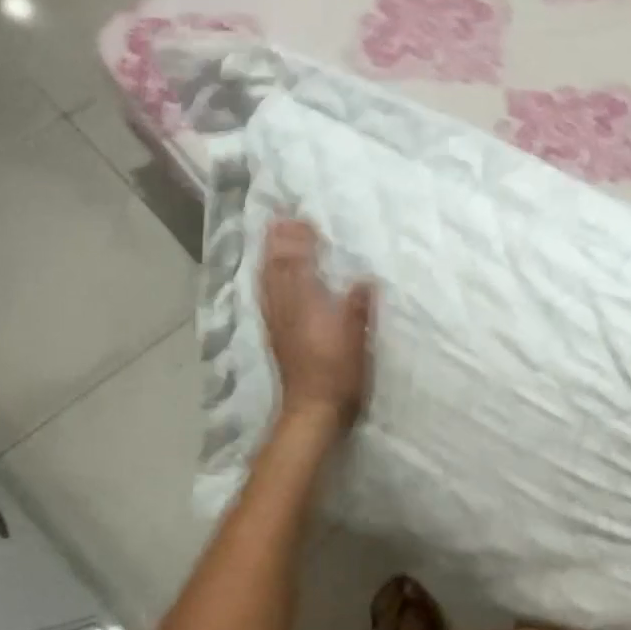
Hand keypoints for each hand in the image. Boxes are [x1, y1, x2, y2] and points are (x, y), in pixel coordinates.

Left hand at [259, 220, 374, 430]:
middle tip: (280, 219)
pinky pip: (266, 299)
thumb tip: (364, 278)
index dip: (297, 241)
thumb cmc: (338, 375)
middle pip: (276, 269)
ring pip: (268, 282)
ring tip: (271, 240)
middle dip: (277, 242)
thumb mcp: (356, 339)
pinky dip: (266, 280)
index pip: (297, 264)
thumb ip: (357, 307)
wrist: (312, 411)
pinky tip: (268, 278)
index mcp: (307, 306)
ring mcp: (277, 324)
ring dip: (268, 257)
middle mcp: (286, 310)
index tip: (301, 218)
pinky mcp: (276, 337)